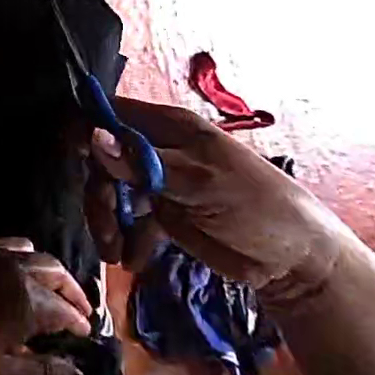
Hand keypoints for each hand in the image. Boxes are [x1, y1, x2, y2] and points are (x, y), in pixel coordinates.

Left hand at [0, 241, 91, 374]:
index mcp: (25, 298)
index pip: (64, 309)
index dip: (79, 323)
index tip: (87, 334)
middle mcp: (8, 265)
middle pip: (51, 269)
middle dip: (70, 288)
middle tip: (80, 306)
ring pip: (25, 249)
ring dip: (44, 267)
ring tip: (49, 284)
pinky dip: (16, 255)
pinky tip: (7, 269)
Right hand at [86, 98, 352, 304]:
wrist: (296, 261)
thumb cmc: (255, 205)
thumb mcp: (198, 183)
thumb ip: (143, 163)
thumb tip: (94, 136)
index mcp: (168, 126)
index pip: (112, 113)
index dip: (88, 129)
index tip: (77, 160)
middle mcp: (158, 148)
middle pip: (105, 158)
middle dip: (99, 192)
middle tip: (106, 228)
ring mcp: (160, 181)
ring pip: (113, 190)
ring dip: (108, 220)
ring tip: (116, 254)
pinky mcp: (165, 214)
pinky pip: (131, 220)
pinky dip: (127, 239)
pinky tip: (135, 259)